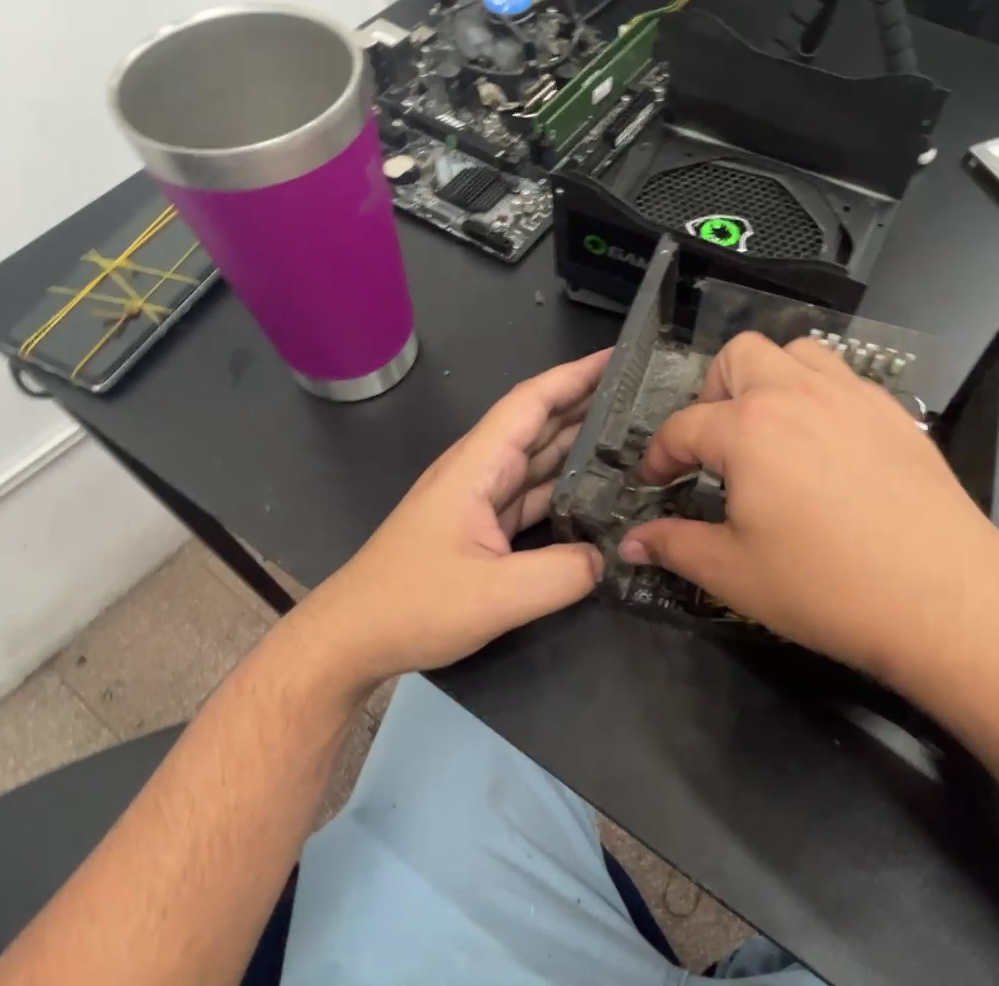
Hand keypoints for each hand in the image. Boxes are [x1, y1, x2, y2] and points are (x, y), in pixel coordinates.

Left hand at [296, 350, 609, 694]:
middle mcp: (478, 473)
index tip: (620, 359)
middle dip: (588, 406)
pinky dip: (565, 489)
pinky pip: (531, 496)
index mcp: (476, 468)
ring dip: (580, 446)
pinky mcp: (479, 529)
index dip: (575, 376)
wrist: (353, 637)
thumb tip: (609, 557)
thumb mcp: (496, 596)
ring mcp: (477, 501)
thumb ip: (563, 574)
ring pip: (537, 461)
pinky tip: (597, 495)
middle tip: (646, 401)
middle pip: (538, 425)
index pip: (531, 403)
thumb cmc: (413, 606)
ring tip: (634, 440)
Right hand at [621, 333, 998, 678]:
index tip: (653, 481)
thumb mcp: (733, 574)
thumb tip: (633, 542)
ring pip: (796, 353)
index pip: (683, 427)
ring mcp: (853, 398)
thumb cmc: (828, 586)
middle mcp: (799, 395)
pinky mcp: (894, 415)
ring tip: (765, 430)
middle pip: (738, 357)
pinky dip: (817, 395)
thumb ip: (675, 547)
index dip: (659, 456)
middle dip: (711, 394)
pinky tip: (822, 447)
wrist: (944, 598)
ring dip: (768, 380)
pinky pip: (843, 380)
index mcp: (749, 429)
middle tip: (711, 445)